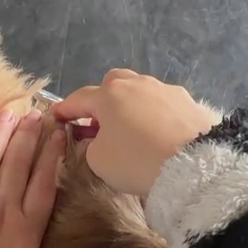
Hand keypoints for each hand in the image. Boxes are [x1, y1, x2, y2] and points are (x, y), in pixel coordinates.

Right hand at [49, 69, 216, 196]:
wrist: (192, 164)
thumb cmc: (135, 160)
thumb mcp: (98, 160)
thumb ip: (91, 145)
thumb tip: (98, 138)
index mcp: (108, 96)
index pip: (79, 99)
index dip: (65, 109)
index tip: (55, 116)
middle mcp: (136, 84)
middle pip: (112, 83)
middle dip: (101, 99)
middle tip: (98, 121)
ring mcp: (164, 89)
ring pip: (139, 90)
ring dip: (129, 105)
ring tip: (130, 127)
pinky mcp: (187, 101)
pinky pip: (161, 103)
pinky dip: (153, 113)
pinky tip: (156, 132)